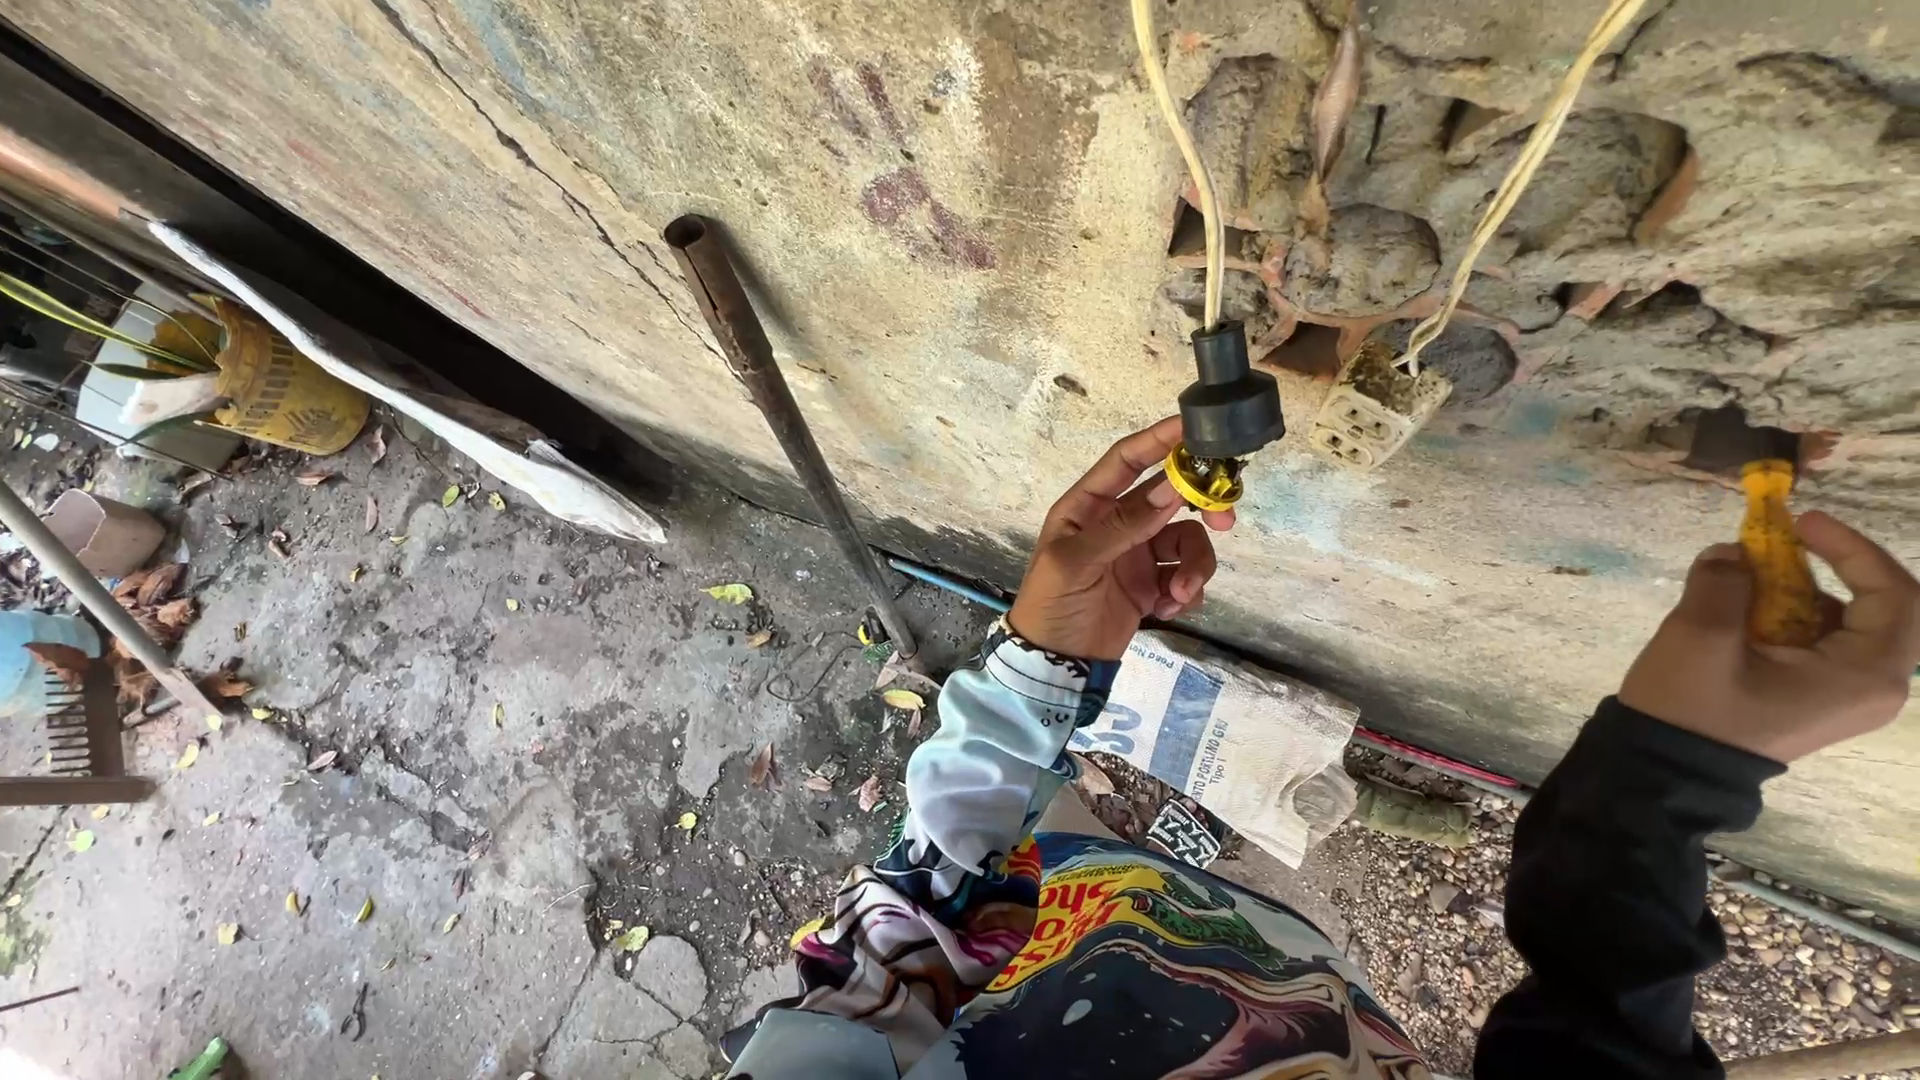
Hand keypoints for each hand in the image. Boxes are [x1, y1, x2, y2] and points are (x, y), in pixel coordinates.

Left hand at [1007, 417, 1232, 660]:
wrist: (1055, 665)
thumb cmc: (1051, 605)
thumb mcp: (1077, 563)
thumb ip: (1123, 525)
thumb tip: (1171, 487)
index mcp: (1086, 507)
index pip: (1126, 460)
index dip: (1160, 440)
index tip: (1197, 427)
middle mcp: (1115, 523)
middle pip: (1169, 497)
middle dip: (1200, 507)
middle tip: (1225, 522)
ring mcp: (1136, 554)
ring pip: (1186, 540)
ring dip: (1193, 566)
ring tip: (1179, 595)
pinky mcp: (1151, 586)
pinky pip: (1185, 574)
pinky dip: (1186, 591)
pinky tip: (1166, 611)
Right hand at [1619, 511, 1919, 762]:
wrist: (1664, 767)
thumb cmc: (1691, 705)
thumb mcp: (1697, 637)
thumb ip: (1722, 584)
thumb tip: (1733, 554)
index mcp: (1866, 675)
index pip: (1895, 596)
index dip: (1853, 550)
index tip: (1802, 522)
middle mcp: (1874, 687)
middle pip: (1873, 609)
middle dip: (1819, 570)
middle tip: (1767, 548)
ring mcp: (1845, 696)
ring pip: (1839, 625)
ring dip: (1793, 594)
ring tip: (1735, 584)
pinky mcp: (1813, 699)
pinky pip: (1816, 645)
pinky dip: (1782, 619)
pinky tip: (1736, 617)